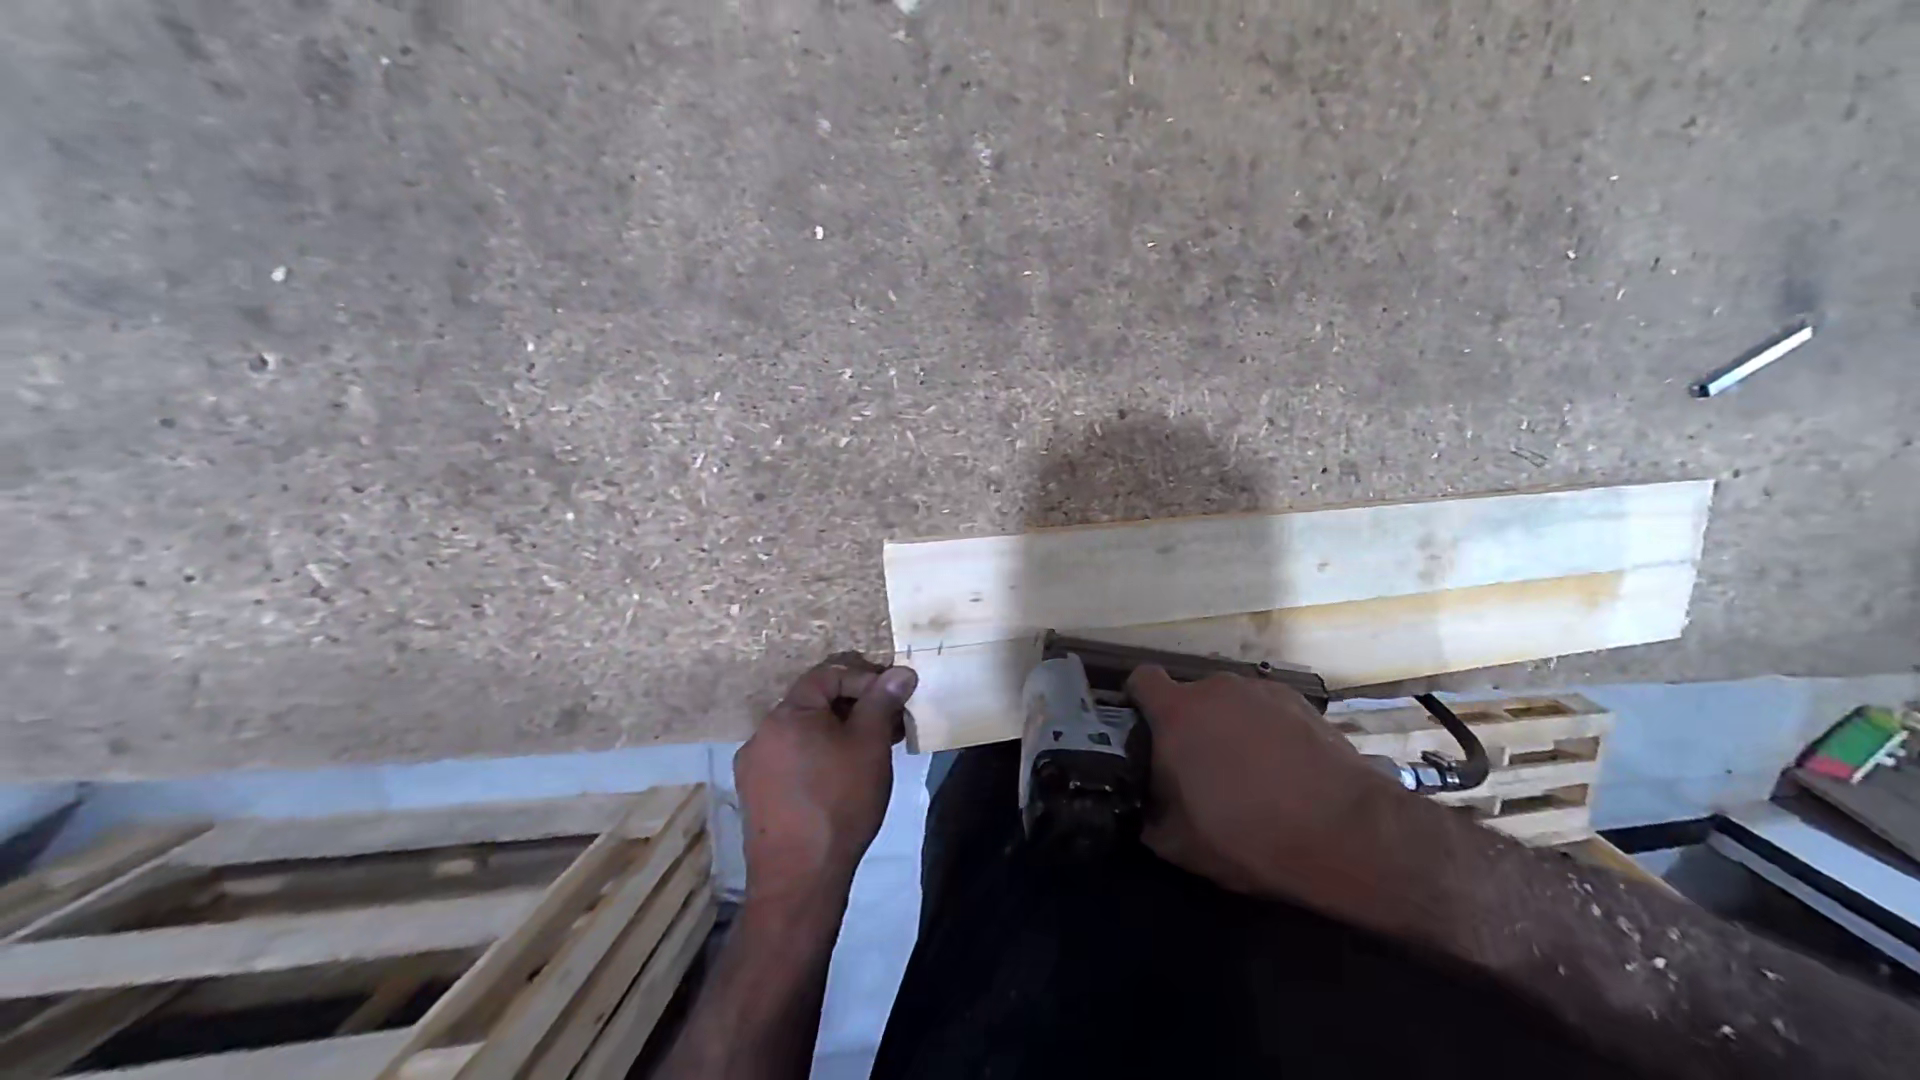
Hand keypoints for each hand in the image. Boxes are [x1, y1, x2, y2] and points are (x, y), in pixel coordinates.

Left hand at [734, 654, 917, 906]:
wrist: (800, 878)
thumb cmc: (840, 801)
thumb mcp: (870, 744)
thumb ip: (882, 701)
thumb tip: (900, 671)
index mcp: (788, 713)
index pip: (827, 675)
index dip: (864, 679)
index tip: (893, 699)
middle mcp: (762, 732)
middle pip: (814, 704)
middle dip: (855, 709)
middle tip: (889, 726)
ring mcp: (754, 766)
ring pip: (804, 734)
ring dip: (838, 734)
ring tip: (870, 753)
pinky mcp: (756, 795)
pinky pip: (792, 760)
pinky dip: (819, 757)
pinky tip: (842, 779)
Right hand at [1126, 666, 1408, 897]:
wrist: (1351, 833)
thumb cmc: (1252, 835)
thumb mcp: (1182, 845)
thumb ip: (1150, 818)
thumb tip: (1143, 810)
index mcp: (1177, 714)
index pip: (1141, 679)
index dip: (1138, 700)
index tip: (1146, 730)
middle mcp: (1215, 689)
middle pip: (1188, 695)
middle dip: (1189, 724)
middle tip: (1200, 768)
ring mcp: (1261, 691)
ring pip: (1229, 703)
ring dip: (1228, 726)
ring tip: (1250, 772)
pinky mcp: (1301, 702)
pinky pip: (1265, 710)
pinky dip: (1266, 730)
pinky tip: (1285, 769)